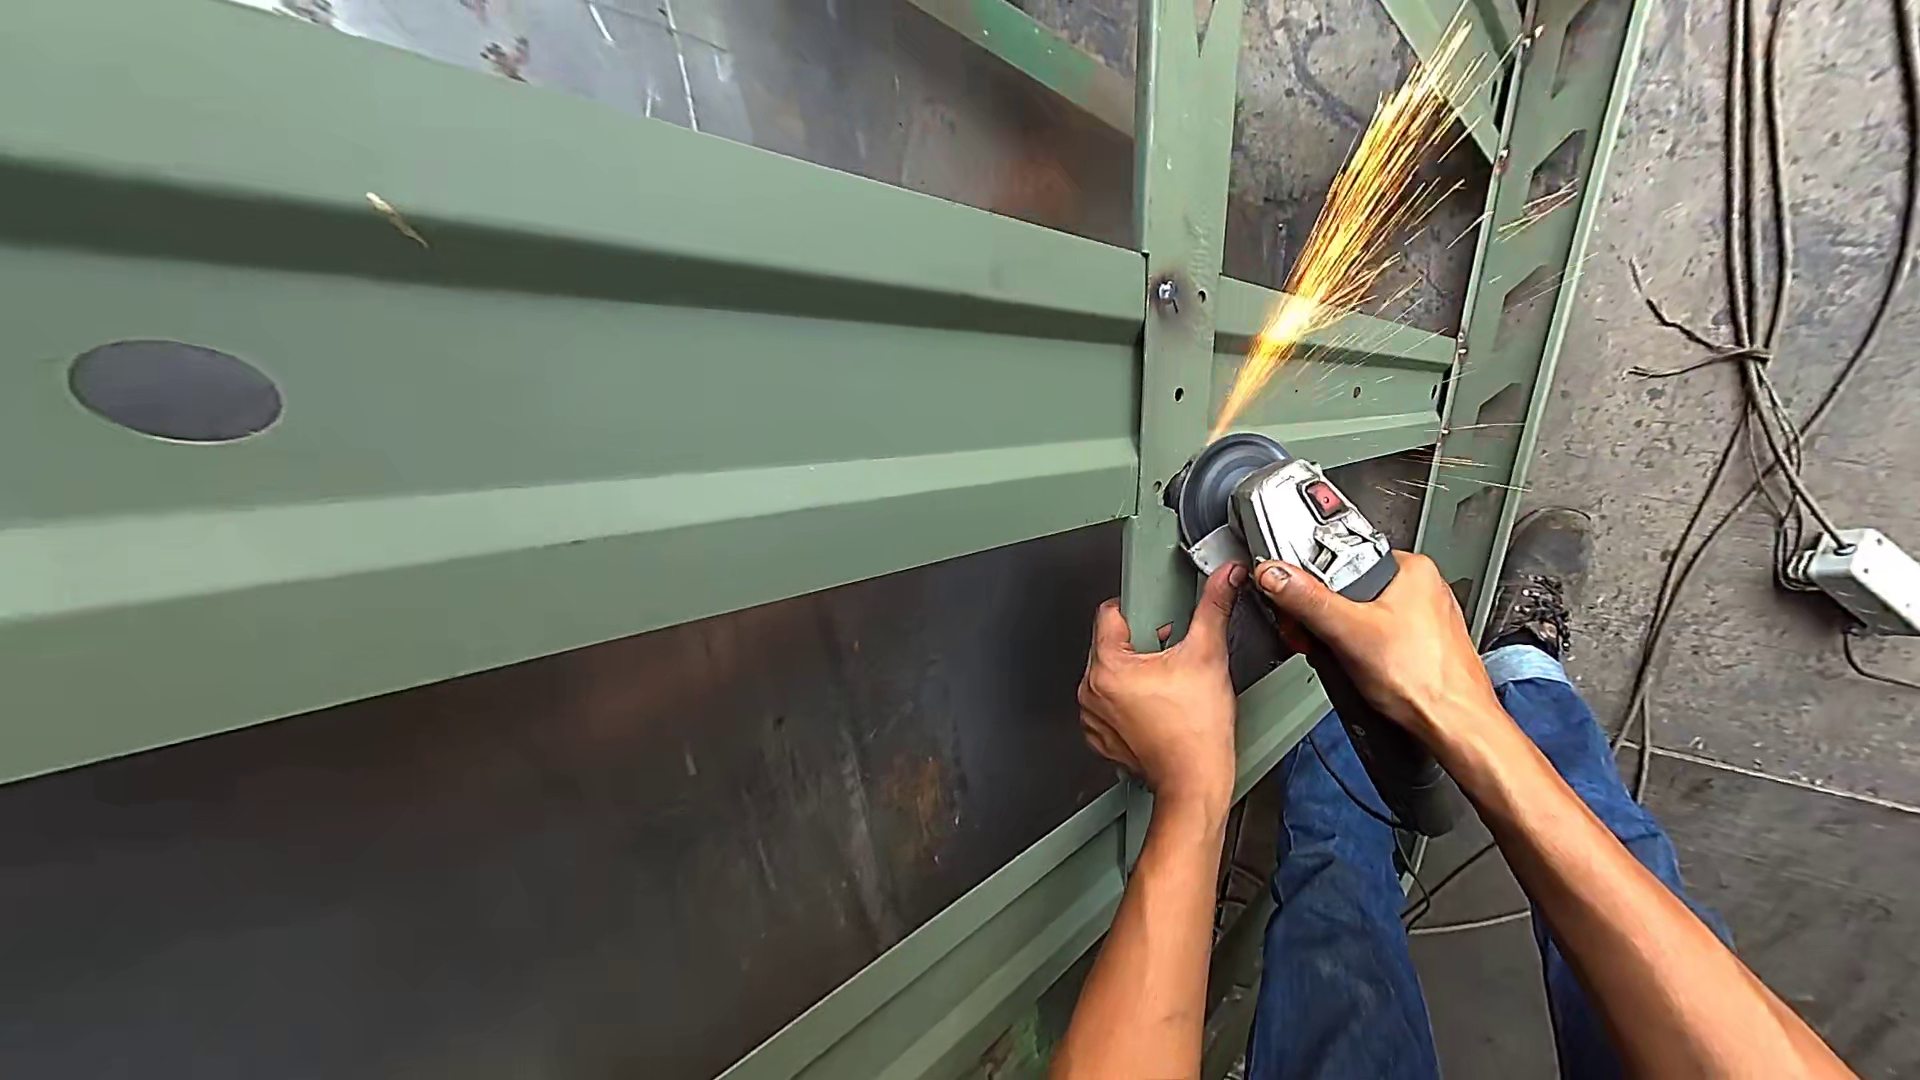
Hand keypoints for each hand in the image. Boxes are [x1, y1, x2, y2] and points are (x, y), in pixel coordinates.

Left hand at [1077, 565, 1242, 813]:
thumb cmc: (1197, 733)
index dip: (1139, 609)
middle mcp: (1092, 688)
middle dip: (1140, 643)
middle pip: (1110, 643)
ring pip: (1109, 672)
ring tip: (1164, 685)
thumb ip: (1213, 608)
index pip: (1110, 612)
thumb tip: (1223, 580)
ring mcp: (1093, 713)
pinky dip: (1127, 699)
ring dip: (1133, 672)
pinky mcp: (1100, 733)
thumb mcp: (1208, 656)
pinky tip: (1155, 705)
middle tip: (1169, 656)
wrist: (1194, 783)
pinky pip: (1108, 702)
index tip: (1156, 616)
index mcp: (1108, 665)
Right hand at [1251, 551, 1502, 746]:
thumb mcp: (1349, 631)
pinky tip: (1348, 659)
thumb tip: (1274, 574)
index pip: (1337, 558)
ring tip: (1330, 650)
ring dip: (1328, 631)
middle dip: (1315, 613)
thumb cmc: (1425, 681)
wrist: (1454, 726)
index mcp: (1410, 569)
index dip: (1307, 583)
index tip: (1295, 604)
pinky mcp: (1410, 638)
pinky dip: (1347, 643)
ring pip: (1349, 609)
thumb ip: (1307, 599)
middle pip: (1340, 586)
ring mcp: (1414, 614)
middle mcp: (1417, 586)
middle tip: (1310, 634)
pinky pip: (1363, 629)